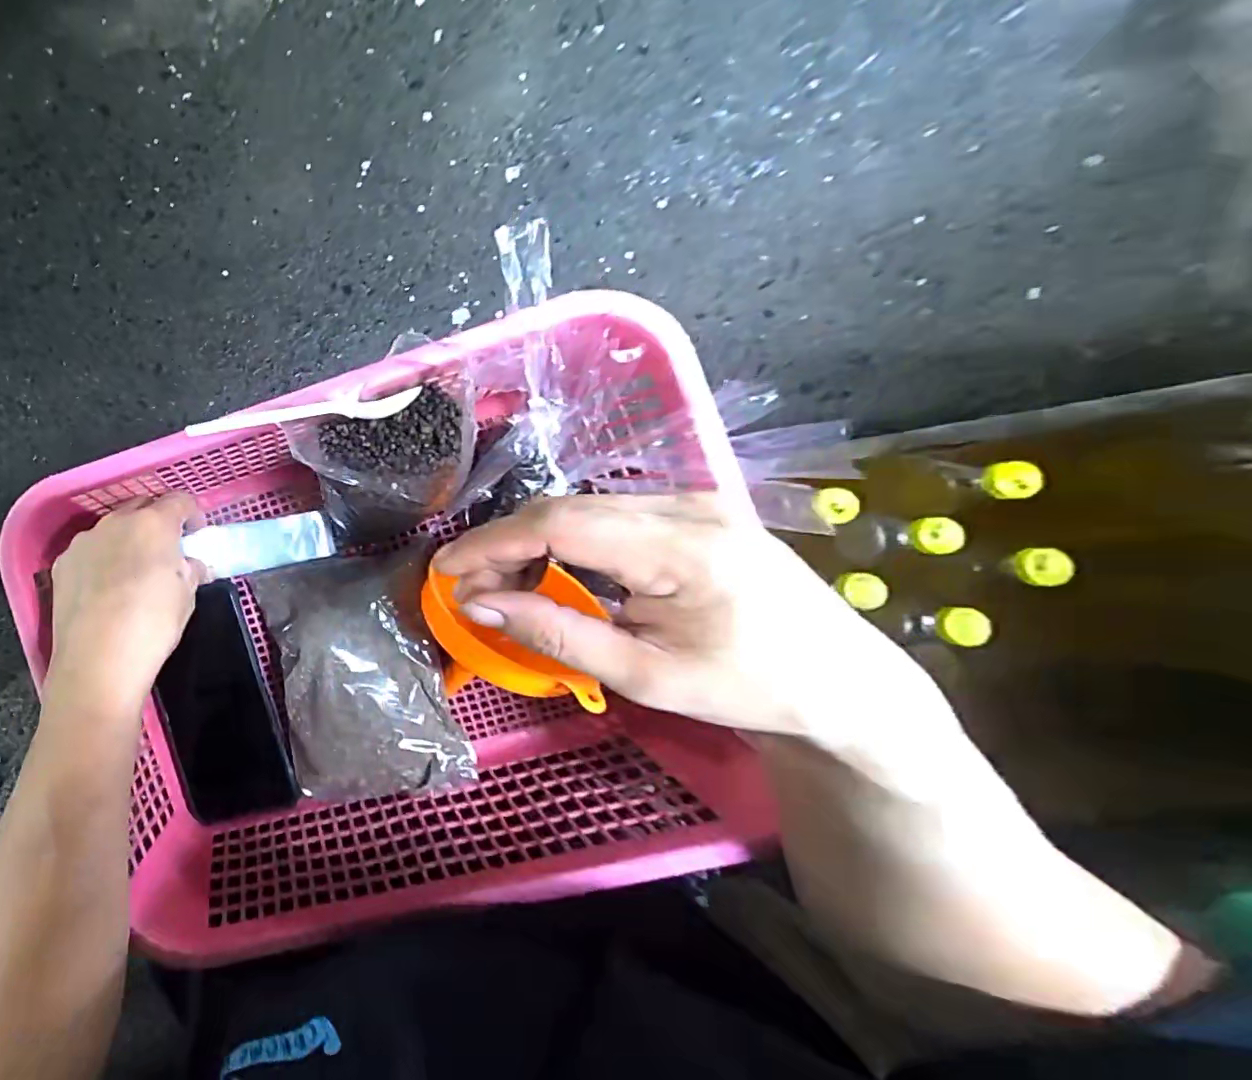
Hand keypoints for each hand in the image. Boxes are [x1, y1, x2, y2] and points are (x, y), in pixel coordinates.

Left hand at [46, 492, 209, 722]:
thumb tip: (190, 565)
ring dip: (127, 541)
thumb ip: (191, 571)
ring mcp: (84, 541)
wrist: (98, 661)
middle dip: (158, 522)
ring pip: (113, 530)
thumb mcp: (186, 598)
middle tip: (168, 551)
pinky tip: (106, 590)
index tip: (197, 534)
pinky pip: (90, 552)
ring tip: (134, 573)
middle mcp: (116, 522)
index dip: (193, 514)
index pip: (180, 501)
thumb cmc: (153, 625)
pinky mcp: (62, 564)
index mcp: (153, 523)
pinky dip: (102, 560)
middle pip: (143, 507)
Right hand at [430, 493, 961, 756]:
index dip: (493, 543)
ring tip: (503, 583)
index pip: (561, 524)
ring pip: (582, 506)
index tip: (445, 569)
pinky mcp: (693, 508)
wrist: (844, 683)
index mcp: (684, 547)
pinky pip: (608, 513)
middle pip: (566, 508)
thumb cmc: (749, 689)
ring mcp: (694, 500)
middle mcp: (688, 505)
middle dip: (504, 543)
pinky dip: (564, 539)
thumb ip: (557, 634)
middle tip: (468, 586)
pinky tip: (551, 570)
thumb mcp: (645, 676)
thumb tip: (479, 603)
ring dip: (531, 540)